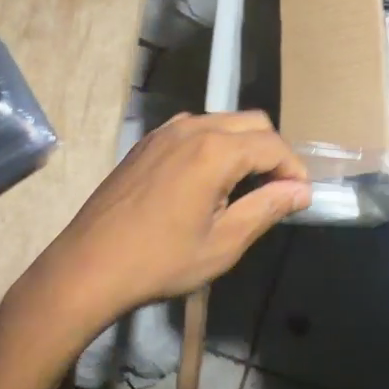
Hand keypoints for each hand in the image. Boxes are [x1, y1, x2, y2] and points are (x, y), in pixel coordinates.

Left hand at [28, 112, 311, 317]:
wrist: (87, 266)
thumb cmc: (160, 261)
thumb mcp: (223, 243)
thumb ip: (266, 208)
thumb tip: (300, 191)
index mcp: (215, 150)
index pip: (272, 144)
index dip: (293, 168)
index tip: (300, 197)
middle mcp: (193, 127)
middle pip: (251, 122)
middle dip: (272, 151)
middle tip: (277, 190)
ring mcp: (166, 131)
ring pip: (223, 122)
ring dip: (243, 145)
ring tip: (245, 187)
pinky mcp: (148, 141)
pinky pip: (195, 129)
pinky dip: (215, 144)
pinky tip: (208, 181)